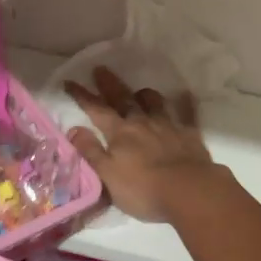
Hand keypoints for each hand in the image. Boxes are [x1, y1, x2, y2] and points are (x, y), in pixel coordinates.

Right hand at [63, 67, 220, 222]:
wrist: (190, 192)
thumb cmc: (144, 189)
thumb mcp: (108, 176)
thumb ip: (90, 151)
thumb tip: (74, 129)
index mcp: (120, 133)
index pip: (96, 110)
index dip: (82, 96)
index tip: (70, 82)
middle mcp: (142, 122)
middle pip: (123, 99)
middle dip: (110, 84)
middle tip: (100, 69)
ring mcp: (168, 125)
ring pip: (154, 102)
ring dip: (144, 94)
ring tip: (139, 90)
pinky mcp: (190, 134)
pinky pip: (187, 113)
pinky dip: (186, 103)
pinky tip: (186, 95)